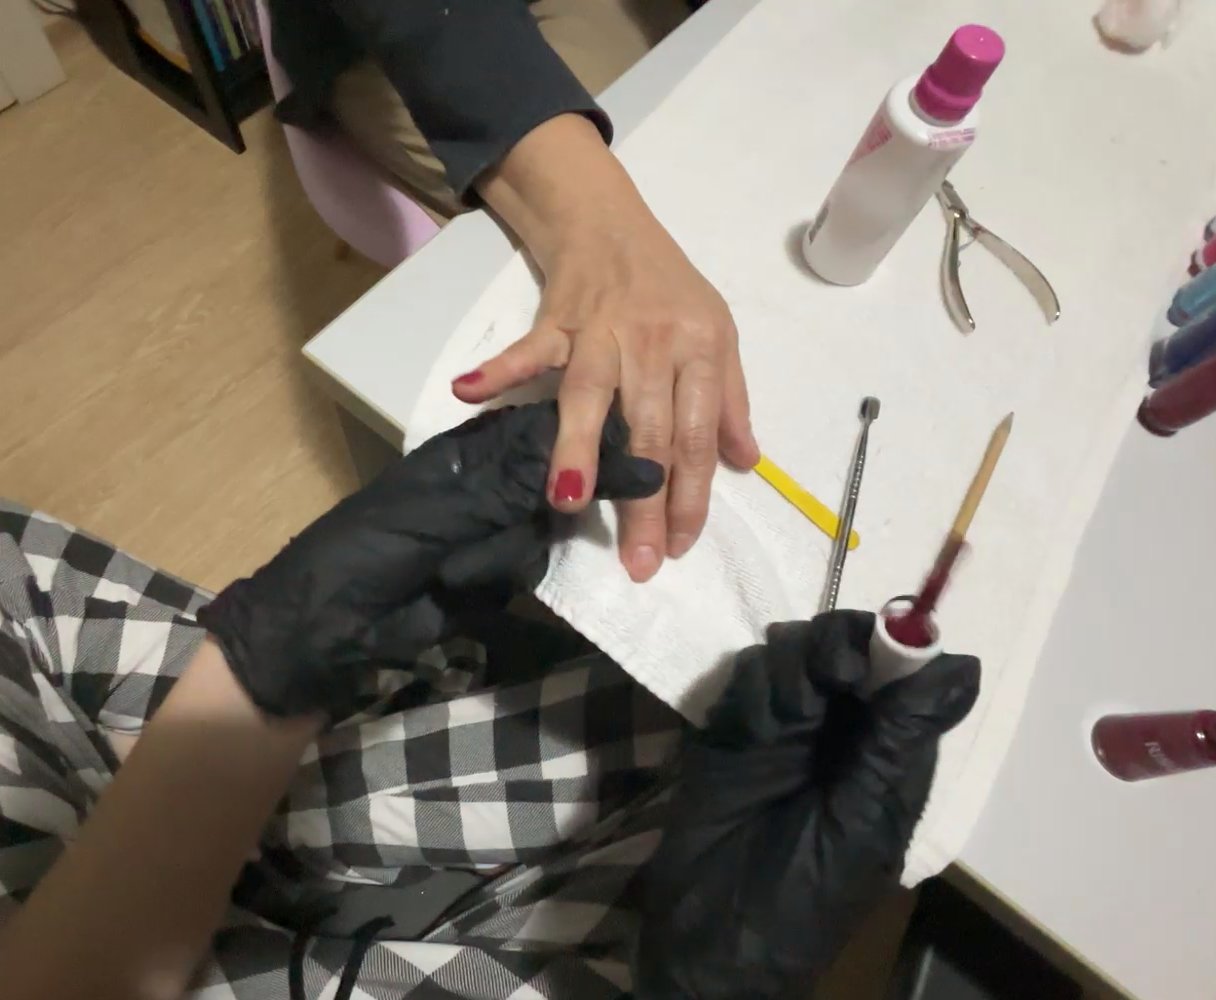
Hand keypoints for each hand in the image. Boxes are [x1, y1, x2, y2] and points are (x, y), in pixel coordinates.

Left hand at [197, 404, 661, 718]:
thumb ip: (510, 486)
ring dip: (507, 556)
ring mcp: (489, 535)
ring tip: (455, 572)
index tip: (633, 458)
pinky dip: (499, 581)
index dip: (583, 444)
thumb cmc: (371, 549)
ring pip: (540, 533)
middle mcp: (485, 488)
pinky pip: (524, 570)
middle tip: (574, 519)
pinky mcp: (491, 578)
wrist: (328, 627)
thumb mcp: (440, 511)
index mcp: (465, 455)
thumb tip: (579, 462)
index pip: (539, 436)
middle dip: (558, 504)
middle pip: (549, 485)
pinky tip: (457, 590)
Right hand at [465, 115, 760, 582]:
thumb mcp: (717, 335)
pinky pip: (528, 348)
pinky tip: (468, 391)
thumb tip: (746, 463)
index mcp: (700, 349)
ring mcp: (601, 330)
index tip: (680, 546)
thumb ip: (729, 400)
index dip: (692, 494)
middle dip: (644, 500)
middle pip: (648, 430)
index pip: (697, 435)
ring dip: (579, 444)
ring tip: (567, 498)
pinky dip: (500, 368)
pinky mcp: (556, 318)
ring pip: (591, 394)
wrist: (610, 221)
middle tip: (639, 561)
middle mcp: (654, 343)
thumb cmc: (669, 288)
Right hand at [631, 611, 980, 999]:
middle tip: (830, 676)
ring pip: (788, 652)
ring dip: (791, 669)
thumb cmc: (806, 892)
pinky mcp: (729, 726)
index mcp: (882, 751)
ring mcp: (778, 724)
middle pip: (839, 646)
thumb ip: (902, 739)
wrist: (714, 933)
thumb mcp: (865, 818)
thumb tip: (967, 666)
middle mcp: (833, 728)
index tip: (880, 645)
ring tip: (785, 718)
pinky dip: (750, 689)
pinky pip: (743, 678)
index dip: (894, 644)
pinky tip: (749, 727)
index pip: (900, 672)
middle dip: (835, 647)